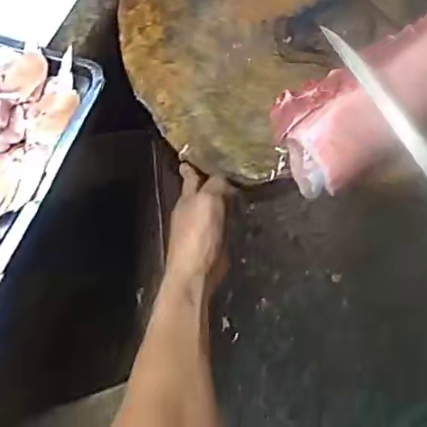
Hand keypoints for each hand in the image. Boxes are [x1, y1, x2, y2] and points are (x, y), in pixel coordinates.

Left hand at [164, 164, 233, 293]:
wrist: (195, 273)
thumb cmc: (197, 233)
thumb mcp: (208, 200)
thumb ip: (216, 184)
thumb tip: (225, 176)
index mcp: (186, 197)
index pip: (190, 175)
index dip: (193, 164)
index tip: (198, 152)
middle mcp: (191, 209)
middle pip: (203, 189)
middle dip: (211, 178)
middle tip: (229, 164)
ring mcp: (200, 227)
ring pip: (213, 204)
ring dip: (222, 196)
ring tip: (239, 183)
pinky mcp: (212, 242)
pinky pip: (222, 221)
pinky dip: (228, 213)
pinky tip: (239, 210)